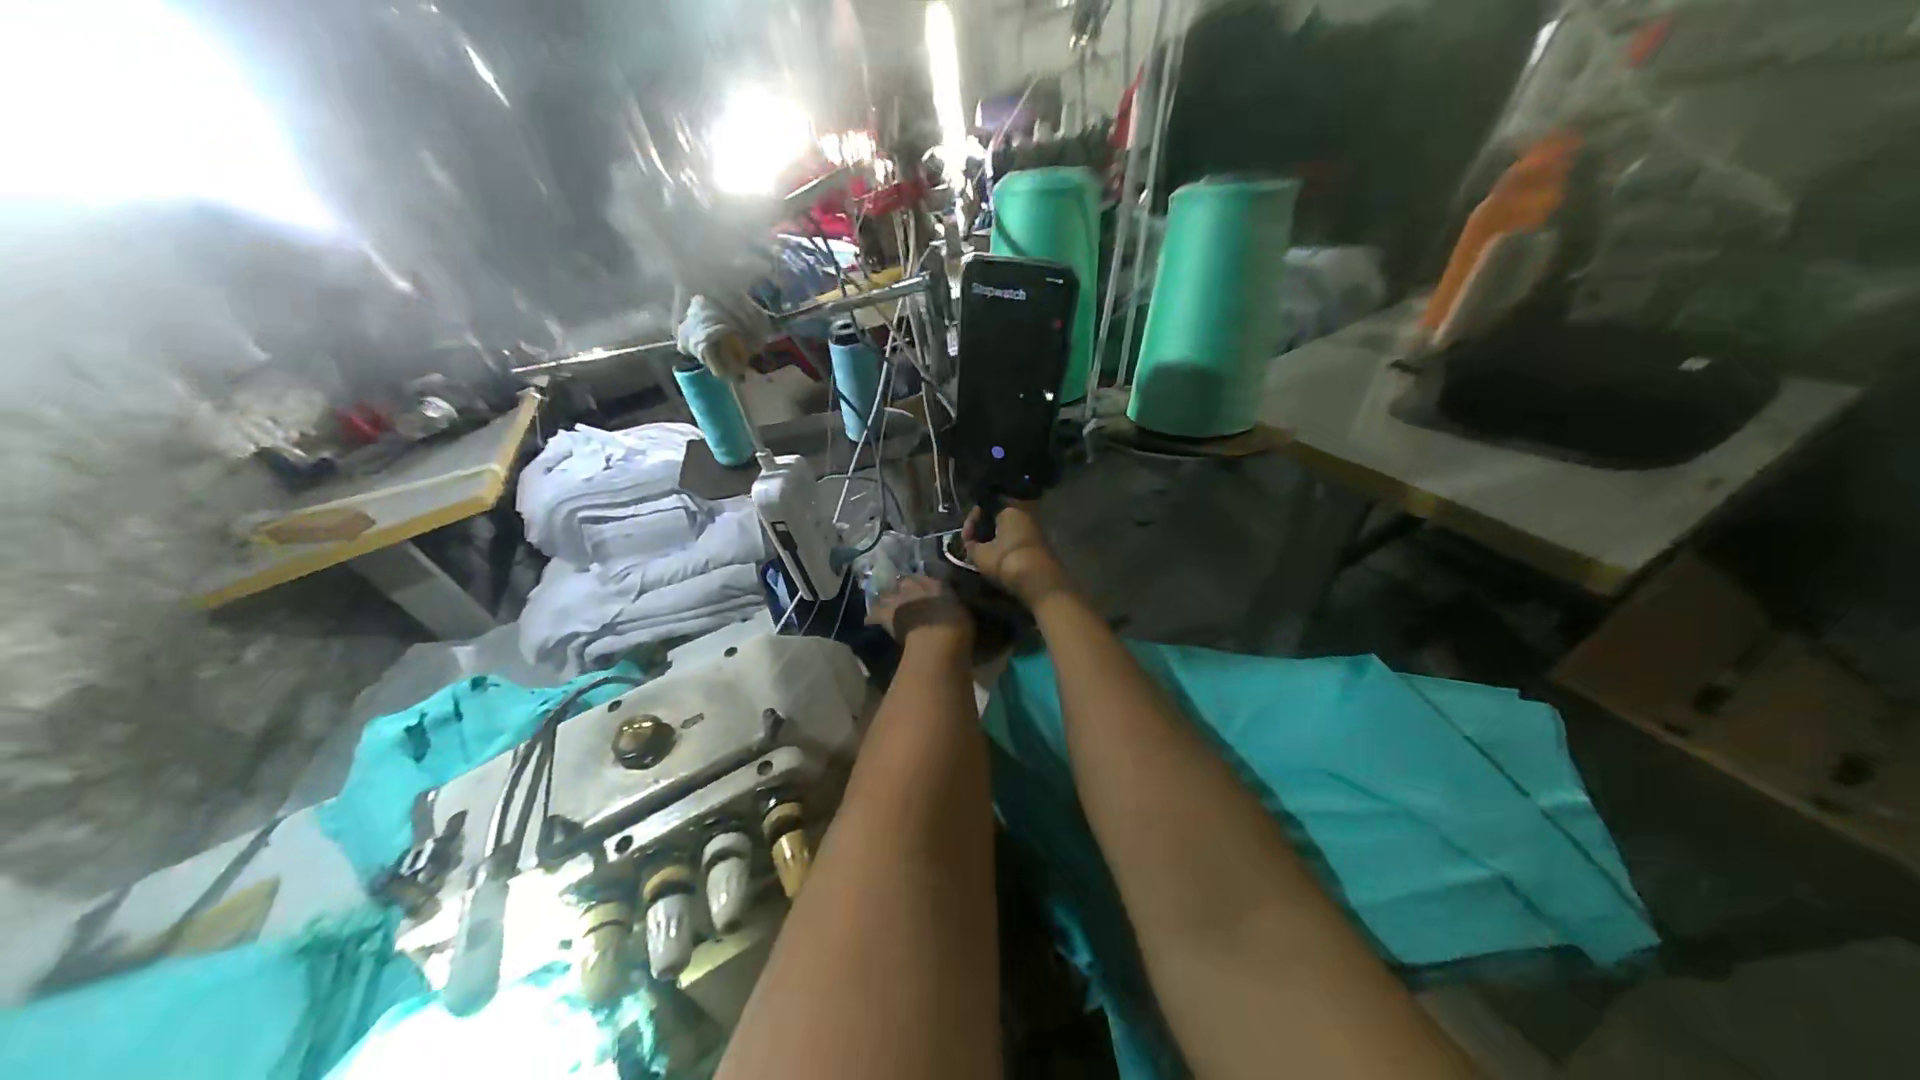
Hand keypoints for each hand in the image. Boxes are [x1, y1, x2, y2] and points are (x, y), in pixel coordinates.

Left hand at [867, 575, 972, 645]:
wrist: (937, 638)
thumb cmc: (957, 625)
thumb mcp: (961, 610)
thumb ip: (951, 604)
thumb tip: (949, 605)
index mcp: (934, 583)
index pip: (923, 578)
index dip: (920, 584)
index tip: (921, 590)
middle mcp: (913, 586)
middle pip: (901, 583)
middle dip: (901, 589)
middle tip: (903, 597)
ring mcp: (897, 599)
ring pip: (885, 595)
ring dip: (885, 600)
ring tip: (884, 606)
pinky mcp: (885, 615)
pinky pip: (874, 615)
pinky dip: (872, 618)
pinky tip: (869, 621)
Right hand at [963, 502, 1067, 605]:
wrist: (1040, 583)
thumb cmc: (1007, 562)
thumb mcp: (980, 555)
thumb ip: (971, 545)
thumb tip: (971, 542)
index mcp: (1010, 510)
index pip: (984, 509)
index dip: (970, 523)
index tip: (965, 539)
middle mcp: (1024, 515)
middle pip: (997, 520)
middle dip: (983, 532)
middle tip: (972, 547)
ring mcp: (1035, 531)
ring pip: (1008, 532)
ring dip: (994, 542)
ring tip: (983, 556)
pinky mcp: (1040, 546)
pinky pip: (1017, 542)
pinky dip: (1006, 549)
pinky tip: (999, 561)